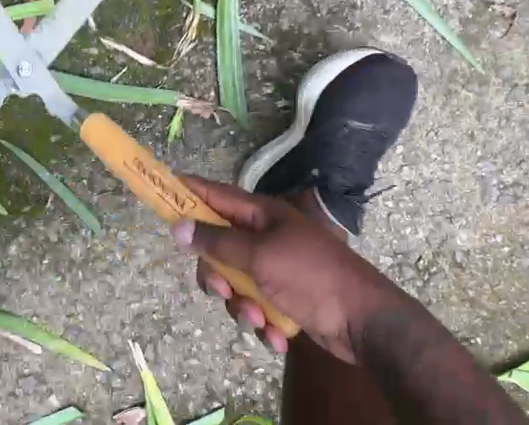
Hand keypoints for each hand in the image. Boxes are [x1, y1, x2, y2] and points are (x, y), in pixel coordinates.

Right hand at [172, 175, 412, 362]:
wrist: (367, 323)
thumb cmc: (312, 277)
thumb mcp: (259, 258)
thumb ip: (216, 242)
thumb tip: (177, 226)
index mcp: (260, 215)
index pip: (214, 195)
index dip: (187, 191)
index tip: (160, 192)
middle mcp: (264, 237)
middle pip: (217, 247)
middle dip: (216, 274)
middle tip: (221, 289)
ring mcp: (275, 269)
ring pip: (234, 282)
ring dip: (241, 306)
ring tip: (260, 320)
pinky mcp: (285, 299)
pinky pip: (256, 307)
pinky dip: (262, 324)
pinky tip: (277, 337)